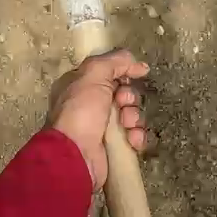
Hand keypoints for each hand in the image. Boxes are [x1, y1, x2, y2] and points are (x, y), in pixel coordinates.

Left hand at [45, 49, 149, 188]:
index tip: (135, 75)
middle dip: (130, 97)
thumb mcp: (94, 74)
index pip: (109, 73)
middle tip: (123, 103)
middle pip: (123, 93)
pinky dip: (137, 137)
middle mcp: (91, 105)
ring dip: (135, 117)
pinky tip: (132, 140)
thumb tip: (140, 66)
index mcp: (80, 85)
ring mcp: (102, 127)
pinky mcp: (113, 147)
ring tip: (127, 125)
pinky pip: (134, 136)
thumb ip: (115, 61)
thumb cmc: (81, 110)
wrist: (75, 155)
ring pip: (131, 115)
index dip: (124, 73)